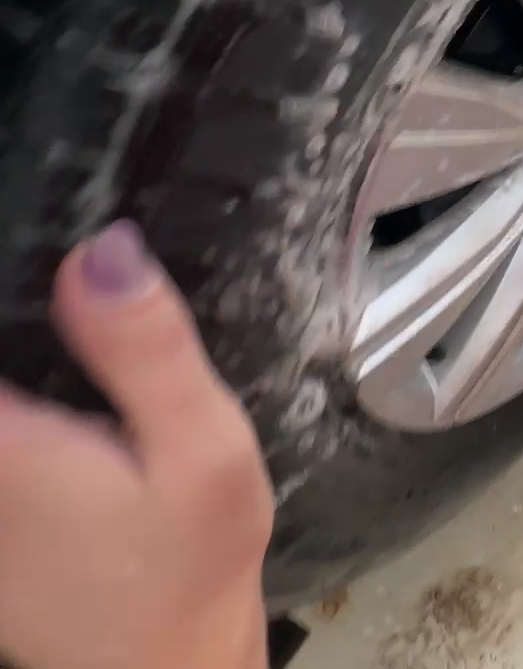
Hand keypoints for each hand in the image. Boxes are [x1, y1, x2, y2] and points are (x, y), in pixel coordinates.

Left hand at [0, 221, 271, 668]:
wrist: (157, 644)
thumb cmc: (191, 539)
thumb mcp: (198, 438)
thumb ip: (147, 351)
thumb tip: (105, 248)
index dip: (1, 263)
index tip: (22, 202)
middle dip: (10, 289)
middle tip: (43, 214)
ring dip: (20, 323)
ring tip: (66, 276)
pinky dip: (26, 361)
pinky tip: (59, 333)